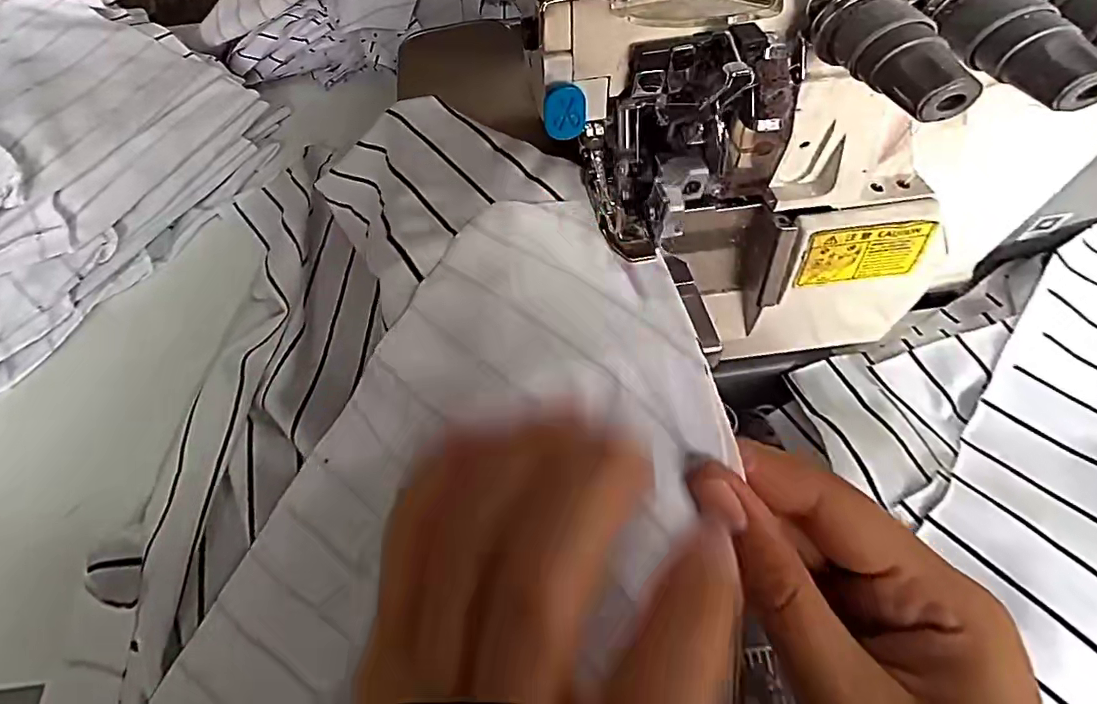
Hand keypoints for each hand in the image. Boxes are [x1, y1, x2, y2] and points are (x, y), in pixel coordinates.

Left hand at [358, 418, 741, 703]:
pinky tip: (488, 431)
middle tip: (629, 446)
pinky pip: (408, 536)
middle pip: (534, 590)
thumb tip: (706, 561)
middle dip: (590, 489)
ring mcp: (418, 675)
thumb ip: (671, 672)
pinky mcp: (381, 644)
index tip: (715, 530)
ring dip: (521, 458)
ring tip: (566, 418)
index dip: (697, 595)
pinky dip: (448, 470)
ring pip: (465, 546)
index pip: (652, 683)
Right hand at [687, 438, 1035, 703]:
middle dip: (752, 509)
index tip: (704, 461)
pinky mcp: (871, 645)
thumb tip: (726, 505)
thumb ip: (784, 595)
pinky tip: (728, 570)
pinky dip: (766, 583)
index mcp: (948, 599)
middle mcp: (926, 596)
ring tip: (697, 525)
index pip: (839, 504)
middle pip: (822, 527)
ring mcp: (897, 622)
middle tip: (687, 493)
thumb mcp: (849, 697)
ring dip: (752, 543)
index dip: (767, 474)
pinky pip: (809, 594)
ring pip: (809, 559)